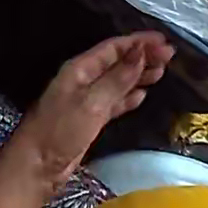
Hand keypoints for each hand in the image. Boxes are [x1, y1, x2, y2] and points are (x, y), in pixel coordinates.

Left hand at [4, 32, 174, 192]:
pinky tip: (142, 95)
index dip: (138, 42)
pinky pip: (114, 101)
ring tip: (162, 71)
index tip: (164, 41)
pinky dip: (128, 96)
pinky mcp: (90, 119)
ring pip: (118, 81)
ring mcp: (87, 100)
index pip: (114, 48)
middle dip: (143, 57)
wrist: (37, 166)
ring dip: (139, 75)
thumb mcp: (92, 102)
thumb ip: (117, 78)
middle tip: (170, 56)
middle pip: (118, 62)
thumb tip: (141, 52)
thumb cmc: (61, 129)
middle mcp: (84, 80)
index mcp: (80, 68)